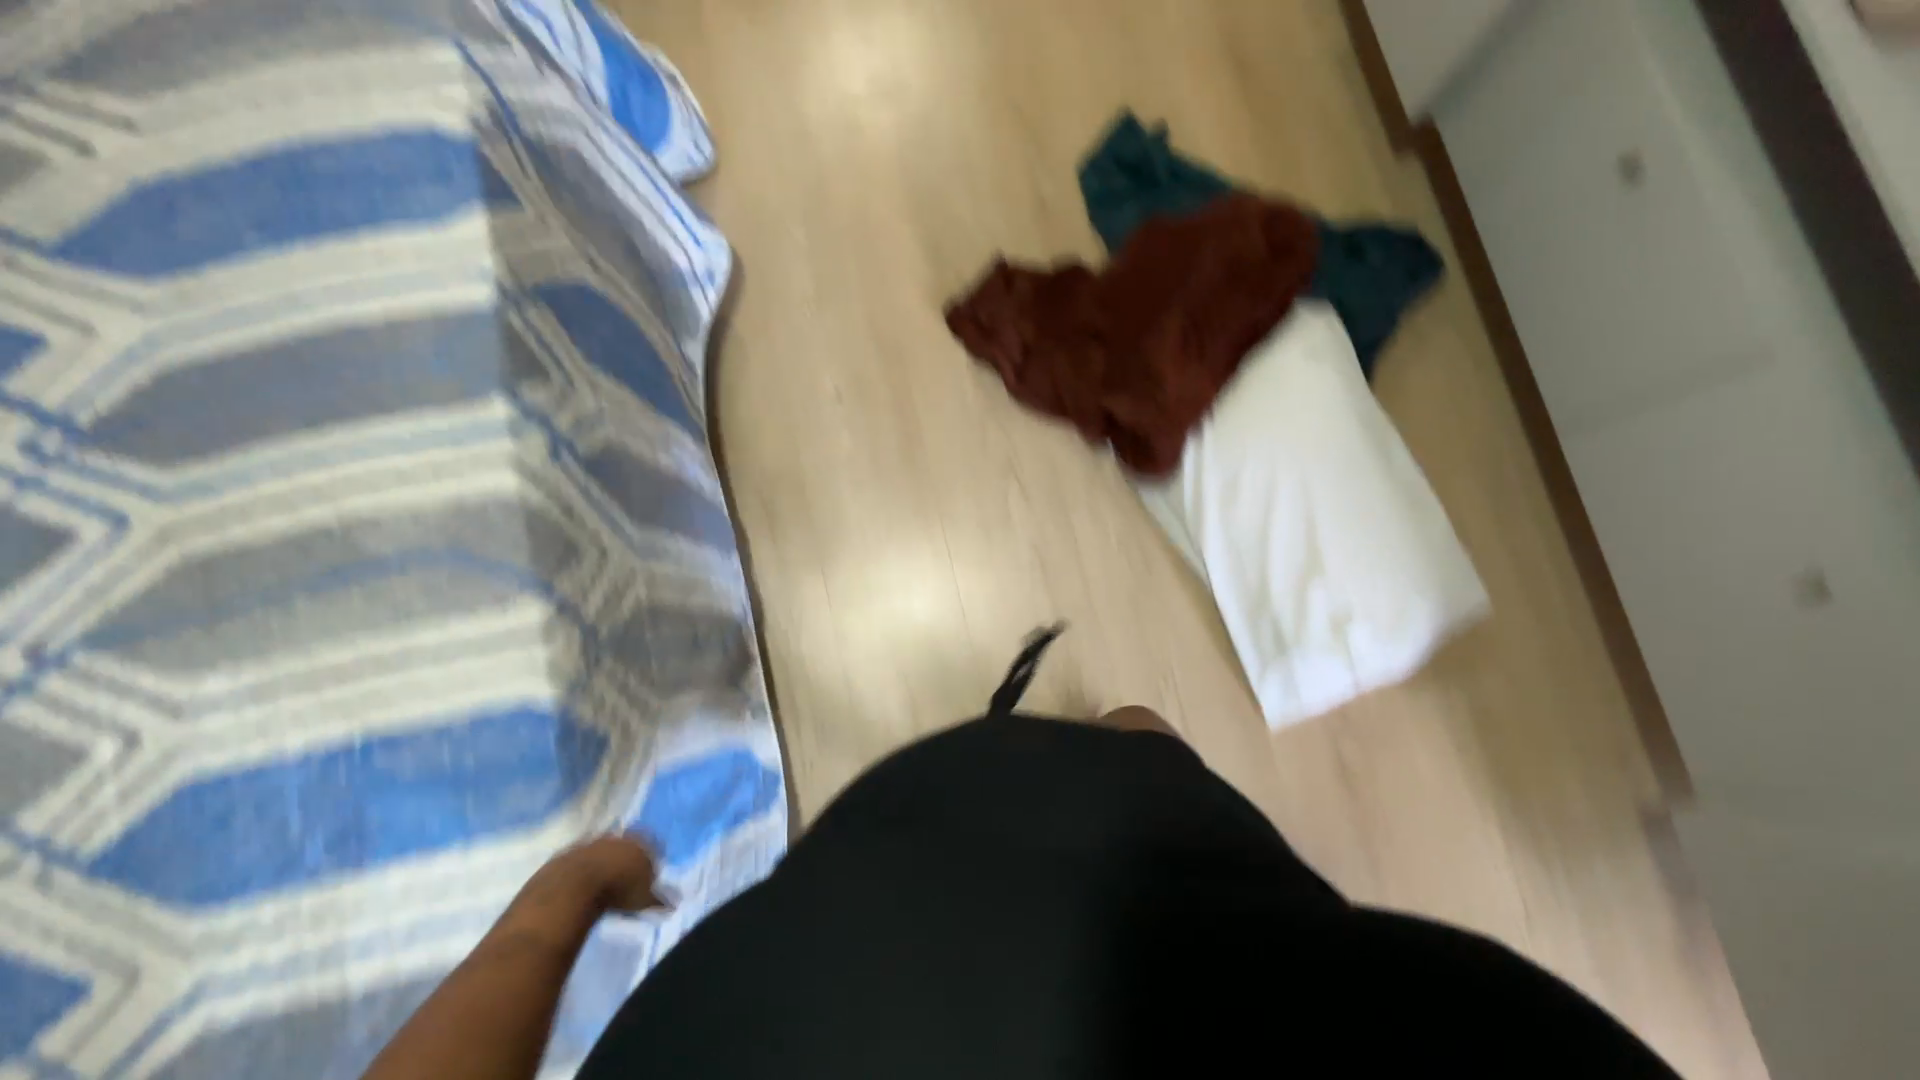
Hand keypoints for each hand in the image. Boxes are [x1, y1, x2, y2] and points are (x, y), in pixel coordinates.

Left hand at [565, 833, 672, 913]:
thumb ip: (658, 900)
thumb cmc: (618, 891)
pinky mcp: (568, 851)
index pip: (652, 847)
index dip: (651, 863)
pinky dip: (583, 871)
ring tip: (602, 886)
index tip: (648, 879)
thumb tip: (673, 905)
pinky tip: (581, 887)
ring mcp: (592, 841)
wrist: (573, 886)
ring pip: (602, 851)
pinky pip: (580, 860)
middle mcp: (618, 837)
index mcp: (641, 843)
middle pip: (626, 846)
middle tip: (625, 881)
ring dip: (603, 865)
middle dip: (626, 860)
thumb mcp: (644, 900)